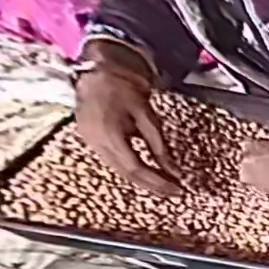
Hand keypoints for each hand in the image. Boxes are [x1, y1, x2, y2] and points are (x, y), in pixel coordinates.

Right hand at [74, 62, 182, 197]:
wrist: (99, 74)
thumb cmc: (126, 93)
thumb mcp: (148, 120)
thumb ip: (160, 148)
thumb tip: (177, 173)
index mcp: (108, 133)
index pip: (136, 167)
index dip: (158, 182)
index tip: (179, 190)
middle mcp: (95, 140)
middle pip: (127, 173)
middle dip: (153, 186)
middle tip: (176, 194)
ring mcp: (89, 140)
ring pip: (119, 170)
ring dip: (143, 181)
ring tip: (166, 188)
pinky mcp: (90, 139)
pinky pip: (113, 162)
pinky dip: (133, 171)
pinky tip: (150, 175)